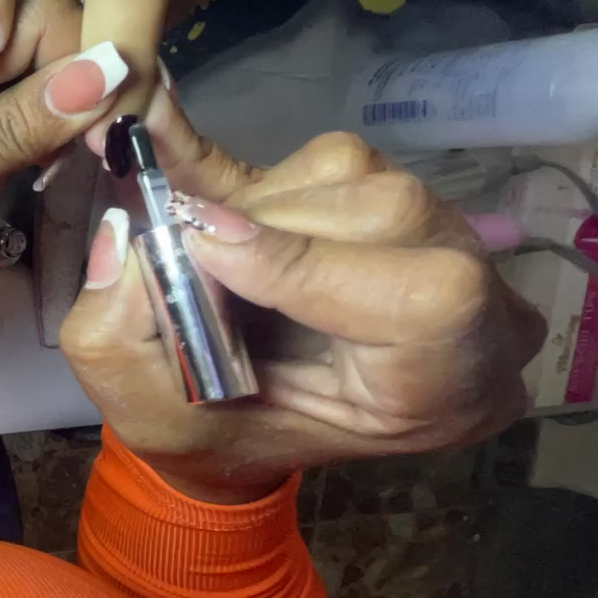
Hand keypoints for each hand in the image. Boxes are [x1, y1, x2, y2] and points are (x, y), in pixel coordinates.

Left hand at [0, 0, 133, 381]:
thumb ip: (7, 131)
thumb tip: (105, 70)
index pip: (24, 12)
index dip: (83, 50)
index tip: (117, 117)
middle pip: (26, 42)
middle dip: (78, 85)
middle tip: (111, 147)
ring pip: (15, 83)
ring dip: (57, 117)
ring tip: (82, 163)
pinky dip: (26, 140)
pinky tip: (46, 170)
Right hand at [60, 101, 546, 503]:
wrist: (235, 423)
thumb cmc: (203, 436)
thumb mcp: (141, 411)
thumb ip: (117, 332)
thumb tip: (122, 233)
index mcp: (438, 395)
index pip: (423, 299)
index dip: (303, 262)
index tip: (198, 247)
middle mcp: (480, 315)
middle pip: (386, 214)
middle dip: (258, 224)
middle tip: (181, 252)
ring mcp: (449, 250)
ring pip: (357, 177)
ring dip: (251, 203)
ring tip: (204, 251)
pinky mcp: (395, 208)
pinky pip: (329, 161)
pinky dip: (247, 174)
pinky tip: (192, 180)